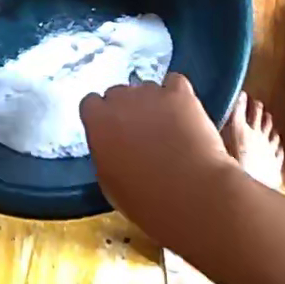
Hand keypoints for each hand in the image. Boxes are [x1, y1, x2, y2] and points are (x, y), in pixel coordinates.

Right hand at [81, 74, 236, 227]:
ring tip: (169, 127)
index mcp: (97, 120)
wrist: (193, 196)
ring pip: (146, 88)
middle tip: (142, 133)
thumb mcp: (108, 180)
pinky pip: (174, 82)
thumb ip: (104, 152)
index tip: (112, 133)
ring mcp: (150, 93)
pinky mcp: (181, 93)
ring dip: (153, 103)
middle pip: (118, 93)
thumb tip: (111, 145)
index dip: (102, 117)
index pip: (91, 104)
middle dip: (127, 109)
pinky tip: (184, 110)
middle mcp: (120, 99)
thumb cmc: (146, 200)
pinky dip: (177, 93)